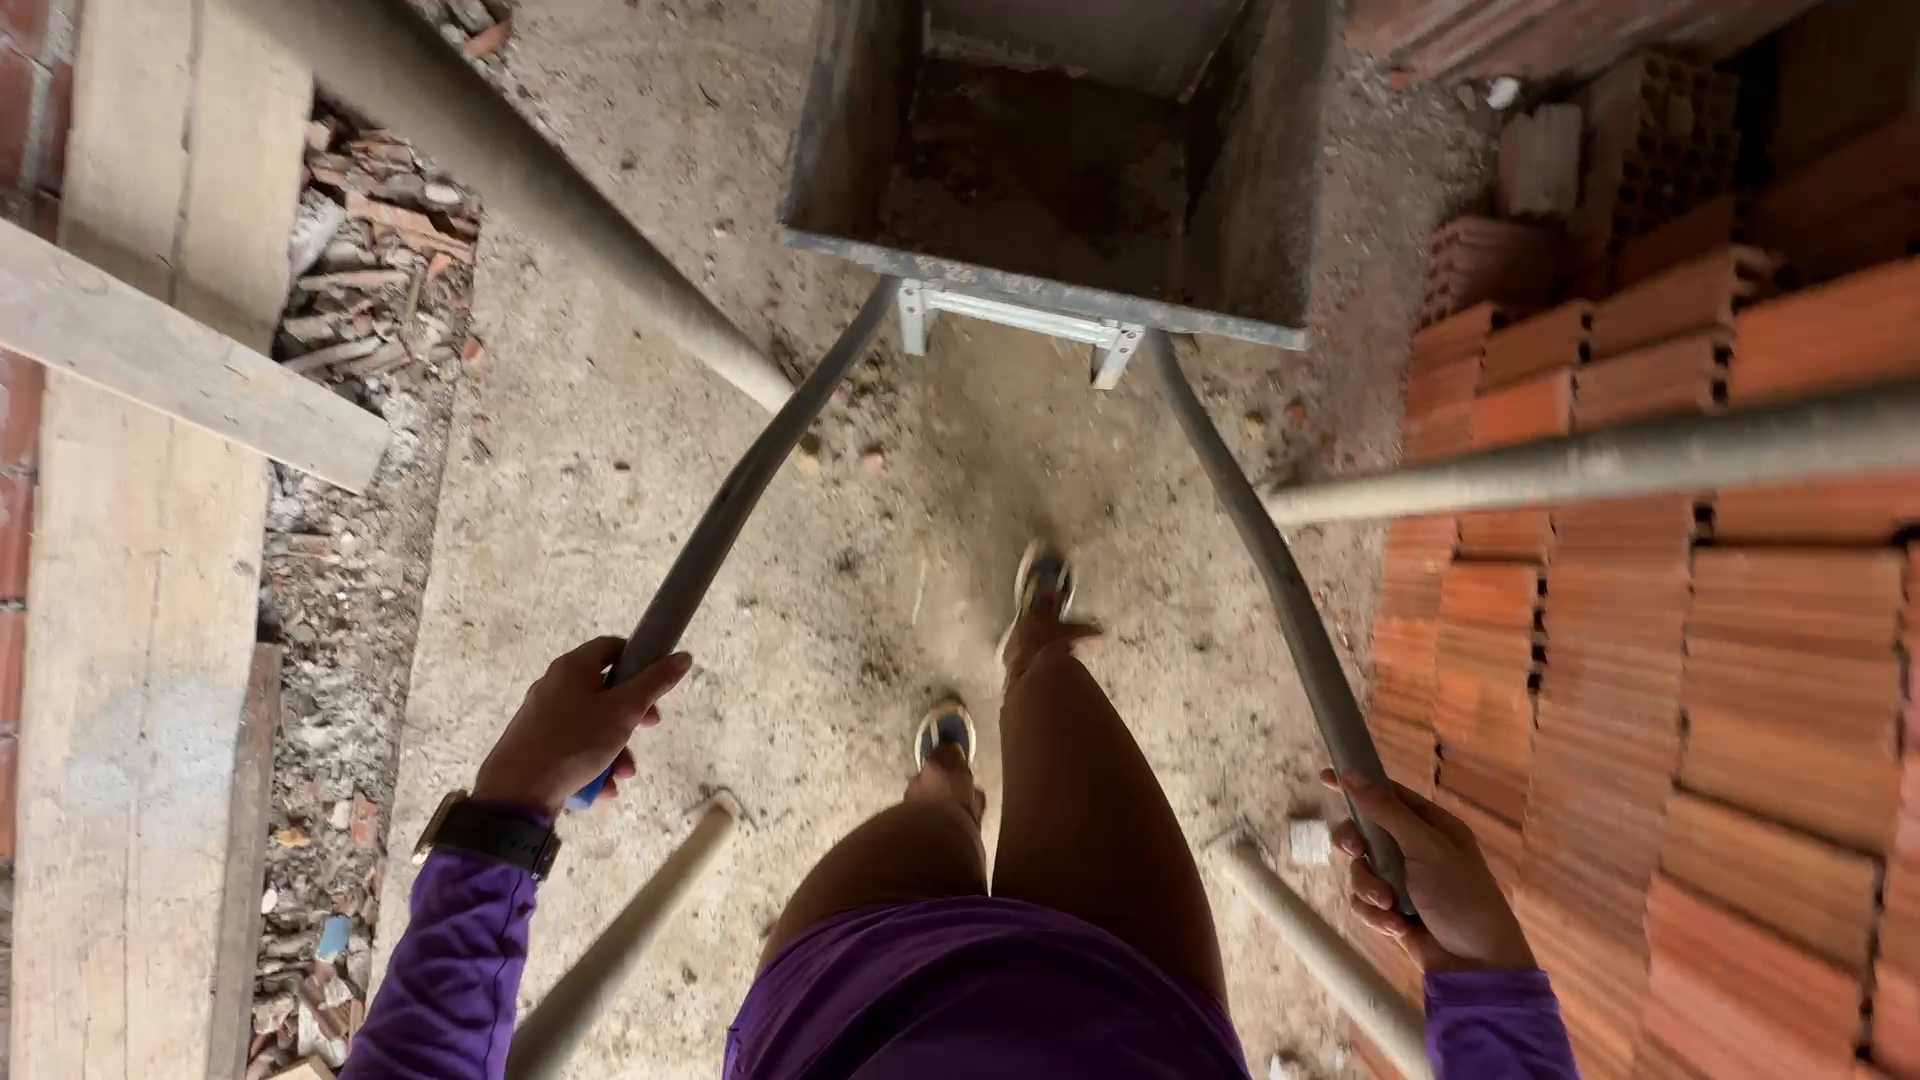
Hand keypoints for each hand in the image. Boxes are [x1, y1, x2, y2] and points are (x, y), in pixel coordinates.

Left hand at [473, 636, 691, 816]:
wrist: (514, 795)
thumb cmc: (574, 742)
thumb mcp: (625, 711)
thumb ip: (655, 682)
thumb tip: (683, 656)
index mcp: (572, 668)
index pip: (612, 646)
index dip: (639, 659)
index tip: (657, 681)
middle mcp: (554, 685)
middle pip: (606, 688)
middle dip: (633, 713)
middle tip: (649, 727)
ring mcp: (542, 716)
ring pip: (593, 722)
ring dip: (617, 746)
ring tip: (624, 773)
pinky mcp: (535, 744)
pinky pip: (575, 744)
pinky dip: (594, 761)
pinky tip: (604, 787)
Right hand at [1321, 767, 1535, 974]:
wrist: (1478, 967)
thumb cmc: (1461, 897)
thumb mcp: (1426, 847)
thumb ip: (1386, 811)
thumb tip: (1351, 774)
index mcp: (1431, 827)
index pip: (1387, 795)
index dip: (1358, 786)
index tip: (1325, 778)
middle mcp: (1414, 849)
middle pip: (1363, 831)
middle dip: (1354, 843)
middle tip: (1354, 851)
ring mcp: (1402, 880)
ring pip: (1359, 867)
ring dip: (1369, 886)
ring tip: (1389, 904)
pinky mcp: (1392, 908)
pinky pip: (1363, 899)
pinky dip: (1375, 912)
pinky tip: (1395, 924)